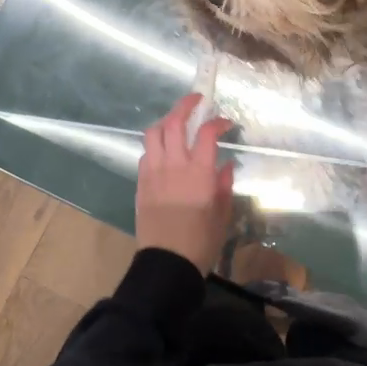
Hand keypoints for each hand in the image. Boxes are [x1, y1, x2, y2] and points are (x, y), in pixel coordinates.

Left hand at [135, 95, 235, 272]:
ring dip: (166, 122)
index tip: (225, 123)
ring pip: (154, 133)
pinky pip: (146, 153)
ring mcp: (153, 172)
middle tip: (196, 101)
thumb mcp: (222, 214)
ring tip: (176, 122)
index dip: (217, 122)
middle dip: (185, 106)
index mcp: (199, 173)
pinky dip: (156, 145)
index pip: (206, 133)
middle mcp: (174, 165)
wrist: (167, 264)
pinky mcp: (141, 183)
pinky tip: (164, 152)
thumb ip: (223, 185)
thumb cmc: (201, 242)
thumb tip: (225, 166)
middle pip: (174, 122)